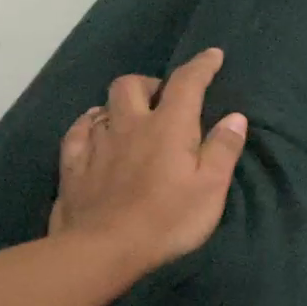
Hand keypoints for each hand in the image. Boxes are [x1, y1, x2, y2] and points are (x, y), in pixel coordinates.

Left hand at [47, 48, 247, 272]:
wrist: (102, 250)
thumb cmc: (168, 218)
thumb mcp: (211, 187)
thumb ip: (223, 148)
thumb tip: (234, 116)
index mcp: (168, 127)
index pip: (186, 83)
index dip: (201, 66)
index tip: (213, 55)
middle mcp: (129, 125)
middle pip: (131, 85)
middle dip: (150, 83)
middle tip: (164, 97)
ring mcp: (96, 144)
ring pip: (102, 106)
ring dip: (119, 105)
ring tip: (132, 117)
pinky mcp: (72, 166)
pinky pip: (77, 132)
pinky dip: (90, 124)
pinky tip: (95, 132)